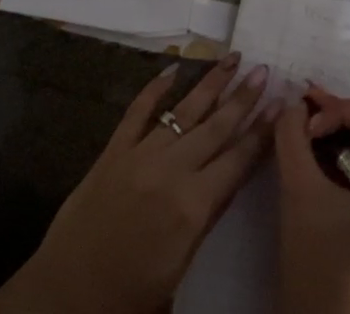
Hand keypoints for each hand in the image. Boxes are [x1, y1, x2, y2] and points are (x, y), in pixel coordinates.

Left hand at [0, 54, 275, 313]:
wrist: (68, 292)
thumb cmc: (131, 292)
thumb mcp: (183, 263)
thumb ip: (208, 216)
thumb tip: (231, 177)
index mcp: (193, 205)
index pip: (238, 159)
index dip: (262, 131)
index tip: (281, 104)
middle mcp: (170, 171)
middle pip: (216, 127)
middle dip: (244, 97)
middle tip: (265, 70)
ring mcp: (139, 155)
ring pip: (183, 111)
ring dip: (211, 84)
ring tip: (232, 59)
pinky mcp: (112, 151)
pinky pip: (136, 112)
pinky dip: (154, 89)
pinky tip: (172, 69)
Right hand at [274, 86, 349, 313]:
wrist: (318, 308)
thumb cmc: (314, 253)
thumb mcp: (298, 188)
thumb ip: (292, 137)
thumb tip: (293, 103)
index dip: (338, 109)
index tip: (306, 126)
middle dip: (337, 112)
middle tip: (301, 113)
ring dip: (337, 125)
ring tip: (303, 124)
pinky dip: (340, 143)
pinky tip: (313, 143)